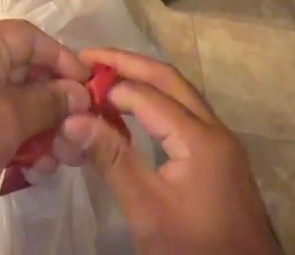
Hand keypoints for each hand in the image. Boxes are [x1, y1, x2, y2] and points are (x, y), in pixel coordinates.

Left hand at [0, 20, 92, 225]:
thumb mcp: (11, 120)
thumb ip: (49, 101)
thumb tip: (79, 91)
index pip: (31, 36)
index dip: (63, 59)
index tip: (89, 88)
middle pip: (20, 67)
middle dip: (51, 101)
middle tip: (74, 131)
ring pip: (7, 95)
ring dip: (34, 124)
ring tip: (51, 158)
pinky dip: (10, 132)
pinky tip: (27, 164)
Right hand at [58, 49, 279, 254]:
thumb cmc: (194, 251)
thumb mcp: (146, 210)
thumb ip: (111, 159)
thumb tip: (71, 117)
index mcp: (200, 138)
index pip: (145, 94)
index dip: (108, 87)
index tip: (73, 87)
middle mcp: (216, 131)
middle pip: (168, 79)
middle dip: (127, 64)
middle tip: (87, 58)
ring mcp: (223, 145)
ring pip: (180, 94)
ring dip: (143, 80)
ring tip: (104, 78)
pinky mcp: (222, 161)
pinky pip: (186, 114)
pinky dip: (157, 101)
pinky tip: (133, 112)